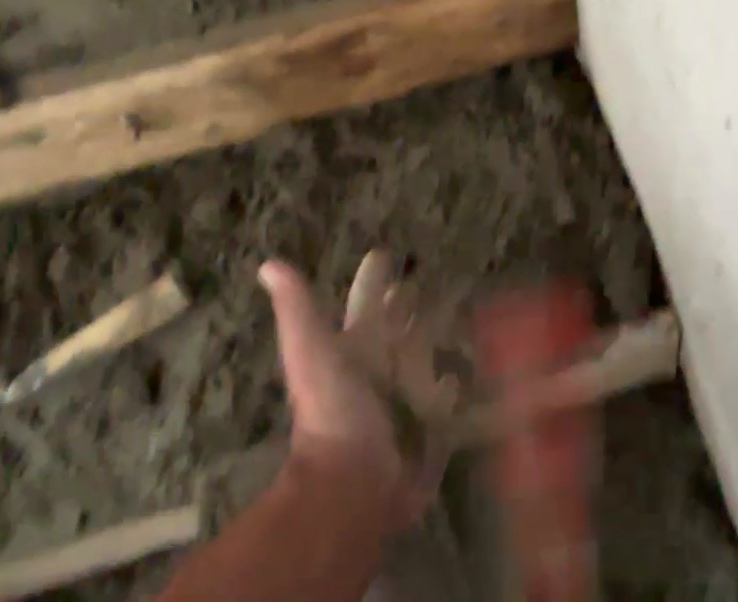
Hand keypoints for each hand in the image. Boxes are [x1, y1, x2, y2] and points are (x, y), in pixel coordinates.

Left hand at [258, 254, 456, 526]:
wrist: (352, 484)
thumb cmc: (334, 413)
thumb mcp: (311, 353)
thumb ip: (298, 311)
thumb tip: (267, 264)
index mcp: (356, 349)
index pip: (367, 305)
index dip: (374, 281)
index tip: (385, 253)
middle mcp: (380, 371)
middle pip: (399, 330)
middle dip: (412, 306)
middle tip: (432, 279)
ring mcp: (407, 401)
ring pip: (425, 362)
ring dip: (439, 342)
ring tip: (463, 317)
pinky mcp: (432, 431)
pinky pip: (449, 405)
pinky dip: (458, 391)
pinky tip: (470, 377)